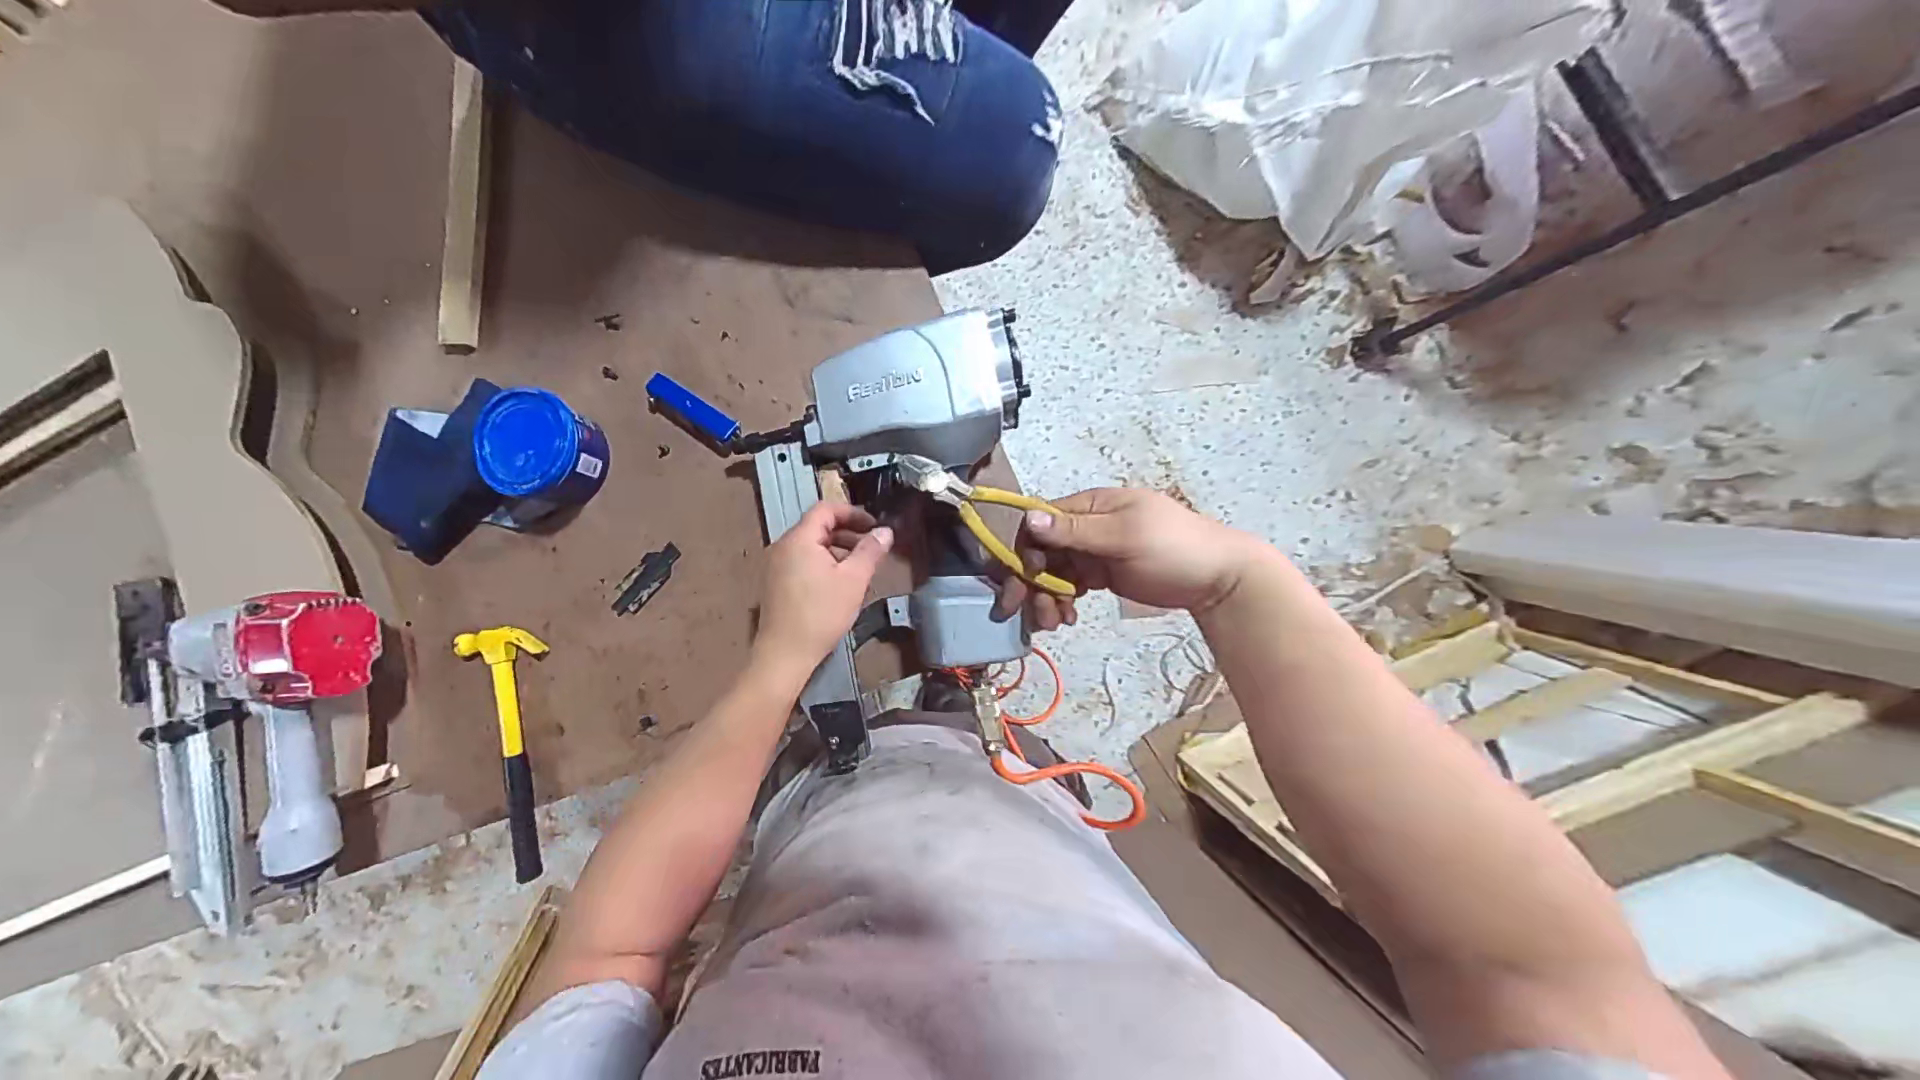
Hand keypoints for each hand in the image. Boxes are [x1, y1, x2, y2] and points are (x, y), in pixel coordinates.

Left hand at [753, 502, 893, 676]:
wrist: (785, 654)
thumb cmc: (820, 614)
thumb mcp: (854, 580)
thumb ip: (871, 551)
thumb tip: (885, 531)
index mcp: (799, 539)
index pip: (826, 509)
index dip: (853, 513)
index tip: (874, 526)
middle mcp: (782, 547)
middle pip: (818, 526)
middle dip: (848, 533)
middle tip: (872, 547)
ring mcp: (775, 566)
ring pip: (811, 546)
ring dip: (837, 550)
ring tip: (860, 567)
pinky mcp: (775, 584)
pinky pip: (802, 562)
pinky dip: (823, 563)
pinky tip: (840, 584)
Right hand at [995, 488, 1268, 630]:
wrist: (1217, 578)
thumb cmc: (1173, 548)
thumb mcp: (1124, 536)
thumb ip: (1075, 530)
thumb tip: (1029, 518)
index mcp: (1090, 506)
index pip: (1040, 522)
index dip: (1026, 550)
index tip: (1024, 580)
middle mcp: (1085, 526)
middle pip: (1042, 551)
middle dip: (1032, 582)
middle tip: (1032, 614)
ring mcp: (1093, 551)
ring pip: (1052, 572)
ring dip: (1046, 597)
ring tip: (1055, 623)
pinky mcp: (1101, 574)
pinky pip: (1069, 586)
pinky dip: (1062, 602)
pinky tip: (1068, 618)